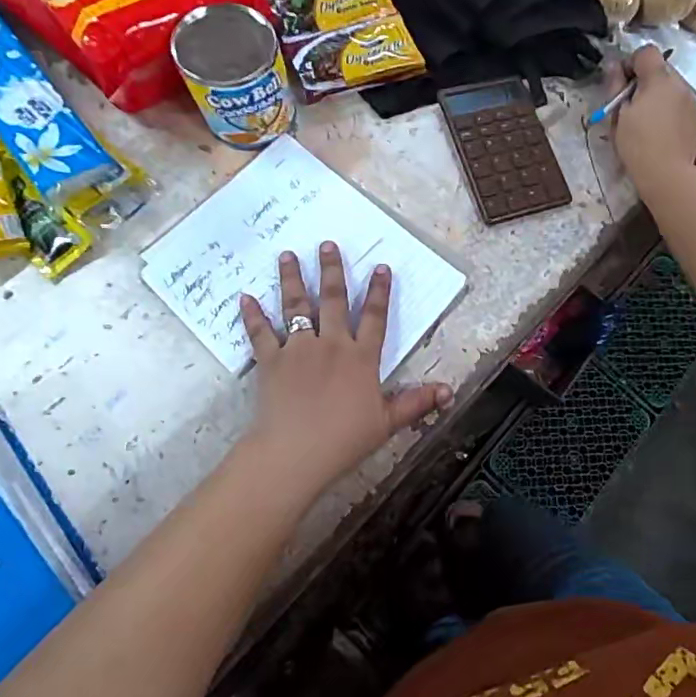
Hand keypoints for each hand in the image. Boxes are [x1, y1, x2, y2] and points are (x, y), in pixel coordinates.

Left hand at [239, 242, 451, 490]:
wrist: (296, 452)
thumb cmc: (345, 439)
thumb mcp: (386, 422)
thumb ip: (416, 402)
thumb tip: (450, 391)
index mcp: (361, 358)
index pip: (374, 317)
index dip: (379, 291)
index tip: (380, 267)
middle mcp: (331, 344)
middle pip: (334, 300)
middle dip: (333, 270)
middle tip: (327, 244)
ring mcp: (299, 349)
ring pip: (297, 306)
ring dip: (293, 279)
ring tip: (287, 255)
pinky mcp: (271, 361)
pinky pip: (261, 333)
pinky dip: (252, 315)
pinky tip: (245, 297)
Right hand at [612, 45, 695, 178]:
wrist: (666, 173)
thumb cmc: (636, 142)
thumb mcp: (617, 114)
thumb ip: (615, 85)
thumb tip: (614, 65)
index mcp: (658, 80)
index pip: (646, 52)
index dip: (631, 63)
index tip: (622, 84)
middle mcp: (679, 84)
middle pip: (660, 70)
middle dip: (644, 82)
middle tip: (630, 106)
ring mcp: (691, 101)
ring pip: (671, 88)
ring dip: (658, 96)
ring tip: (646, 121)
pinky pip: (679, 104)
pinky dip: (669, 110)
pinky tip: (661, 131)